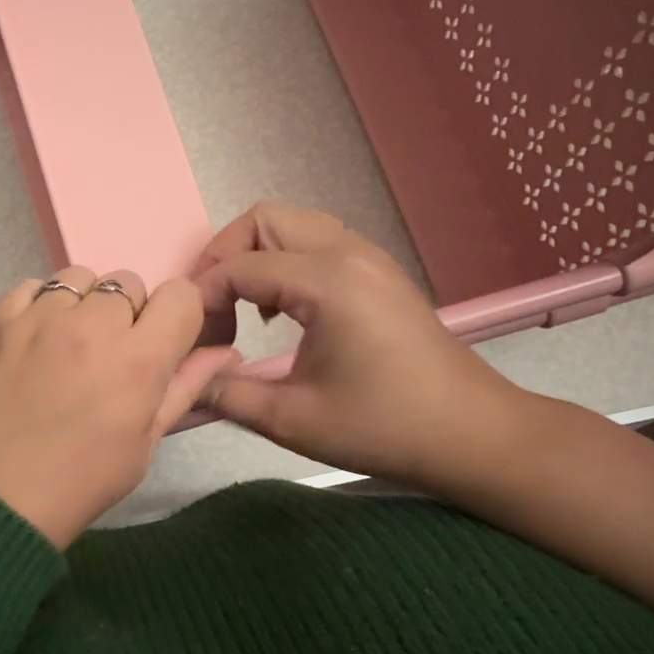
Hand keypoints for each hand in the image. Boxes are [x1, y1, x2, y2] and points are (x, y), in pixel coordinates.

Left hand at [0, 266, 240, 548]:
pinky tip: (35, 339)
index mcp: (138, 360)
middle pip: (127, 283)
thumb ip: (183, 389)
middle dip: (127, 313)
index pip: (180, 295)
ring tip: (68, 344)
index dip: (176, 317)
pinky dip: (39, 304)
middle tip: (108, 355)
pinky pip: (31, 286)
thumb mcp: (144, 445)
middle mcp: (92, 326)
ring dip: (83, 304)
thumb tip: (225, 353)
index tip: (160, 342)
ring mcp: (40, 319)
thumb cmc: (79, 482)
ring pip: (78, 278)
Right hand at [193, 203, 529, 485]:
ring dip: (254, 255)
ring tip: (237, 307)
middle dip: (222, 255)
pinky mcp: (379, 273)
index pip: (239, 267)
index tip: (185, 337)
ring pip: (293, 224)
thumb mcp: (289, 418)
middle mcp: (348, 254)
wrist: (472, 434)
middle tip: (206, 307)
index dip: (200, 297)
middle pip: (264, 219)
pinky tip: (278, 311)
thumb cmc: (381, 427)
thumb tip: (181, 381)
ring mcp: (368, 259)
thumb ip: (224, 393)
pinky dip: (283, 262)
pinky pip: (316, 243)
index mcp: (327, 282)